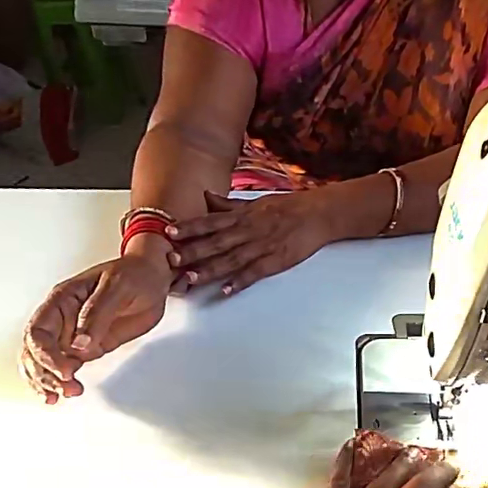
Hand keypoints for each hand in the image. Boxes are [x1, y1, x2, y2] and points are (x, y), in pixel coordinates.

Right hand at [19, 247, 173, 403]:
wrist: (153, 278)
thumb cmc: (134, 274)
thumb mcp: (118, 287)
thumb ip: (98, 314)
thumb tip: (79, 345)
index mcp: (62, 300)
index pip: (39, 332)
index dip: (47, 355)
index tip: (66, 370)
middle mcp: (62, 319)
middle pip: (35, 351)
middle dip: (45, 373)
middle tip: (66, 388)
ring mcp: (73, 335)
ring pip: (44, 362)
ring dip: (48, 381)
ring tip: (64, 394)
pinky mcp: (88, 347)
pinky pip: (65, 366)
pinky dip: (60, 381)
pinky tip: (63, 393)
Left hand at [168, 190, 339, 295]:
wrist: (319, 213)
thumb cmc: (287, 207)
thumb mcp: (255, 202)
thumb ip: (228, 205)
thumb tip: (206, 197)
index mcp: (243, 216)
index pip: (210, 222)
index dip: (190, 228)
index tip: (169, 232)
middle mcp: (249, 230)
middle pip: (216, 242)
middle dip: (193, 251)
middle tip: (172, 260)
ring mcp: (262, 246)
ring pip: (232, 259)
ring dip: (211, 270)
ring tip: (191, 279)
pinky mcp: (276, 260)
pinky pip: (255, 272)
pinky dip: (240, 281)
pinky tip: (226, 290)